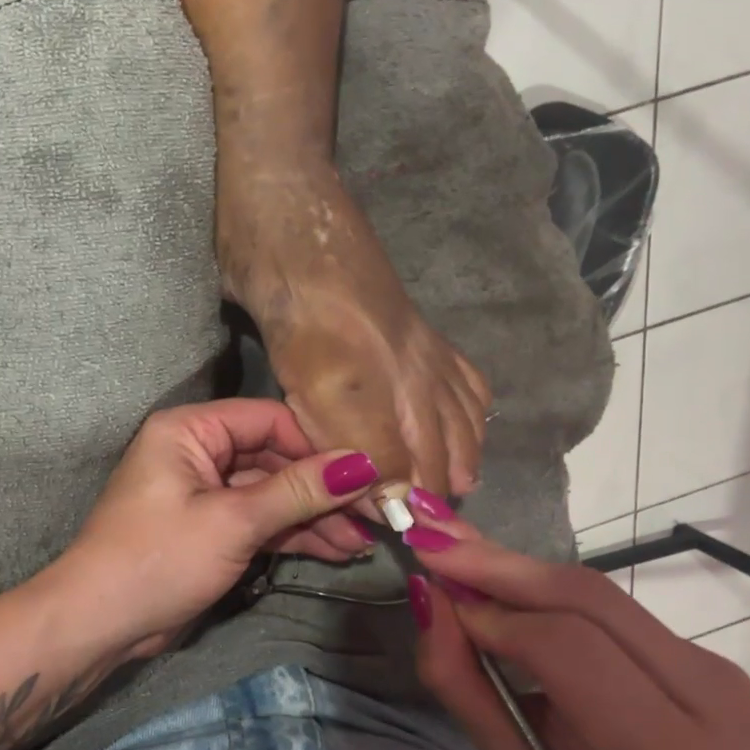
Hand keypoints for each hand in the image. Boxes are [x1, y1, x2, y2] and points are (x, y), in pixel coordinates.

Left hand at [54, 398, 378, 654]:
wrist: (100, 621)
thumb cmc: (159, 557)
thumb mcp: (233, 521)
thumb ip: (298, 491)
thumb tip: (364, 463)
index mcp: (189, 430)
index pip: (268, 419)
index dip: (318, 445)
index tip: (371, 471)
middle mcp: (195, 452)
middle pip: (273, 458)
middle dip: (322, 488)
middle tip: (378, 513)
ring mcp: (202, 493)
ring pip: (270, 494)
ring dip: (314, 516)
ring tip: (366, 542)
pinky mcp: (208, 530)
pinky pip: (258, 521)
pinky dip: (292, 535)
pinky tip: (337, 551)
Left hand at [219, 168, 490, 500]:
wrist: (292, 212)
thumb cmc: (281, 289)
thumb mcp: (300, 373)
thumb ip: (346, 435)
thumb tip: (387, 494)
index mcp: (379, 392)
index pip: (403, 470)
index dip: (401, 508)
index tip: (401, 538)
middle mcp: (414, 374)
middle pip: (436, 452)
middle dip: (430, 496)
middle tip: (425, 529)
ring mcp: (422, 347)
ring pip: (455, 422)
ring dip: (452, 464)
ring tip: (447, 495)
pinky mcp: (419, 326)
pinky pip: (463, 383)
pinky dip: (468, 417)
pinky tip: (464, 430)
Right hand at [404, 506, 749, 749]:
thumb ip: (461, 682)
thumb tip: (426, 595)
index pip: (566, 647)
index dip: (493, 611)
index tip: (433, 591)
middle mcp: (712, 706)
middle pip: (589, 602)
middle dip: (500, 566)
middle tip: (431, 540)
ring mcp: (727, 678)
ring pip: (602, 596)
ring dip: (522, 572)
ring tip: (459, 555)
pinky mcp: (724, 659)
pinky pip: (619, 608)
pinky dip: (553, 593)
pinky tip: (511, 589)